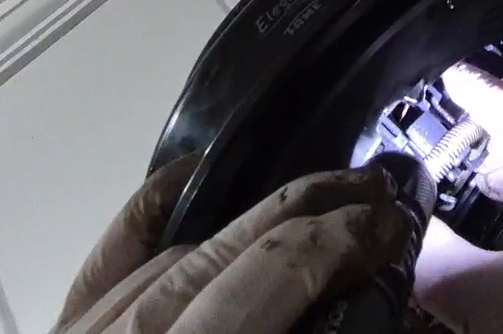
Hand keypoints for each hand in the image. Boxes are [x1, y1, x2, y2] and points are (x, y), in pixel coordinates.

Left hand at [52, 155, 408, 333]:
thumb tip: (398, 326)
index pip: (271, 280)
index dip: (337, 243)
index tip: (389, 229)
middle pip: (232, 255)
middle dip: (315, 212)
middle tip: (374, 195)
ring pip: (180, 252)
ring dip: (258, 214)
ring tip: (317, 195)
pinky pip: (104, 262)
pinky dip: (148, 214)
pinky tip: (189, 182)